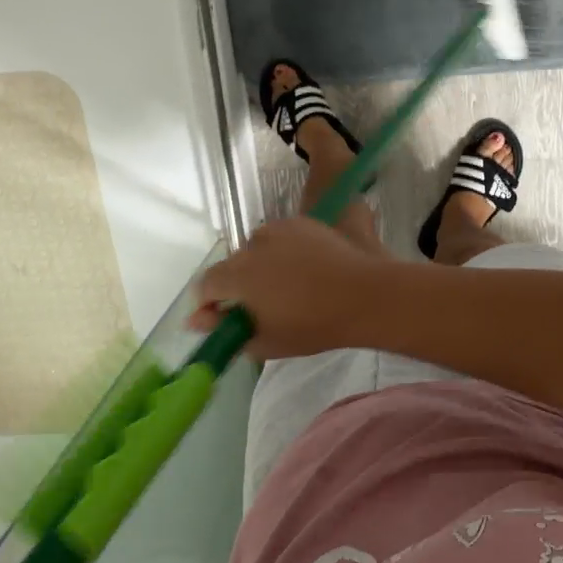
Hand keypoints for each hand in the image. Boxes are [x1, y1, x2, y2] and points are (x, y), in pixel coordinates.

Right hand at [192, 218, 389, 358]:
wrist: (364, 295)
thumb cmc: (313, 325)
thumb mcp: (265, 340)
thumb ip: (226, 331)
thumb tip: (197, 321)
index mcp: (237, 275)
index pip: (206, 286)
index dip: (210, 304)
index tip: (225, 320)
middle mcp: (252, 245)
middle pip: (232, 266)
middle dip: (238, 286)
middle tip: (261, 308)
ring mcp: (279, 230)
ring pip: (257, 249)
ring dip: (261, 266)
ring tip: (287, 287)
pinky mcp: (302, 222)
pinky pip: (281, 238)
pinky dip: (284, 252)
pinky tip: (305, 270)